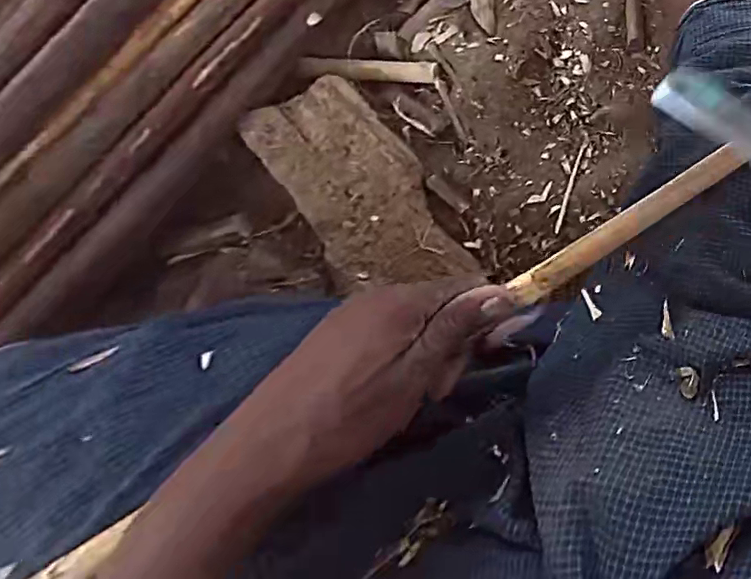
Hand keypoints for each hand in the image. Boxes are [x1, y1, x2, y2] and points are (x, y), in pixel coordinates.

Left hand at [205, 278, 516, 493]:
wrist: (247, 465)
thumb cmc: (344, 419)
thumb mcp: (414, 375)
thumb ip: (458, 327)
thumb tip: (504, 291)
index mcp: (403, 299)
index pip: (473, 287)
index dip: (486, 317)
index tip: (481, 355)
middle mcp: (378, 295)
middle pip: (444, 304)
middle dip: (452, 341)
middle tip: (435, 387)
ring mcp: (349, 315)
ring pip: (417, 320)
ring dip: (425, 353)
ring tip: (406, 394)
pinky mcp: (329, 337)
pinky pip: (386, 331)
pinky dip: (397, 355)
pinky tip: (380, 390)